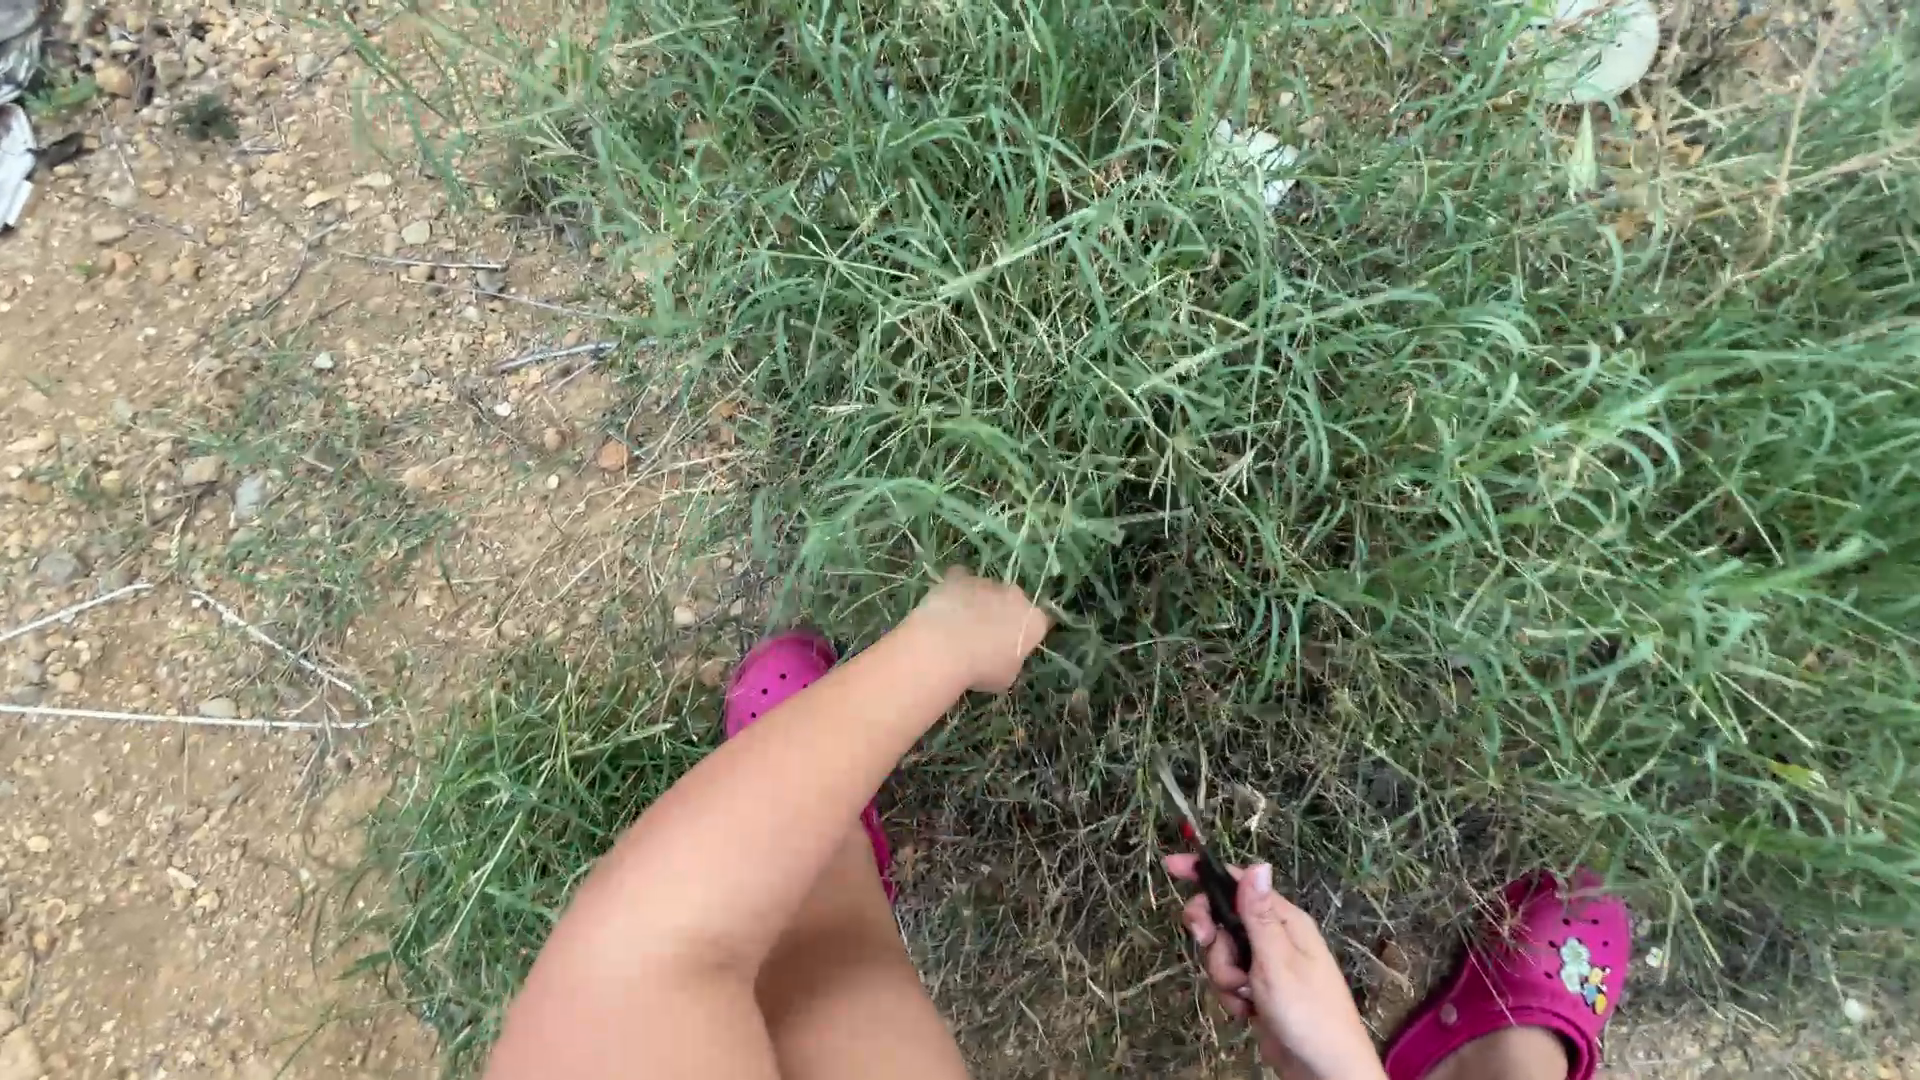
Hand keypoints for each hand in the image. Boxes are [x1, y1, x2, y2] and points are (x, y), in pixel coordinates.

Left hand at [907, 566, 1051, 691]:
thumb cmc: (980, 669)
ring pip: (987, 589)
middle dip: (1003, 612)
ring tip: (960, 622)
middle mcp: (1015, 595)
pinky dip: (956, 587)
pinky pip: (961, 578)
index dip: (1027, 632)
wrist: (943, 648)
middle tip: (986, 634)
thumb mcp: (1006, 677)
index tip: (1014, 644)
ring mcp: (986, 582)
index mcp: (1034, 620)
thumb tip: (1003, 655)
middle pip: (1013, 601)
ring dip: (979, 601)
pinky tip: (947, 602)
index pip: (1039, 622)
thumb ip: (1011, 660)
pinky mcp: (959, 577)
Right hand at [1164, 857, 1386, 1079]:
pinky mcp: (1259, 989)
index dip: (1203, 873)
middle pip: (1223, 917)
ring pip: (1221, 951)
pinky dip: (1230, 993)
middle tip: (1205, 943)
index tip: (1171, 867)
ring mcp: (1266, 964)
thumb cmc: (1307, 1013)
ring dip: (1223, 973)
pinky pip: (1229, 977)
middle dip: (1212, 936)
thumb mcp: (1277, 961)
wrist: (1327, 1076)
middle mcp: (1275, 936)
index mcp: (1284, 920)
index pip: (1238, 883)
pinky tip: (1246, 1011)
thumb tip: (1258, 864)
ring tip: (1243, 995)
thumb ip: (1258, 914)